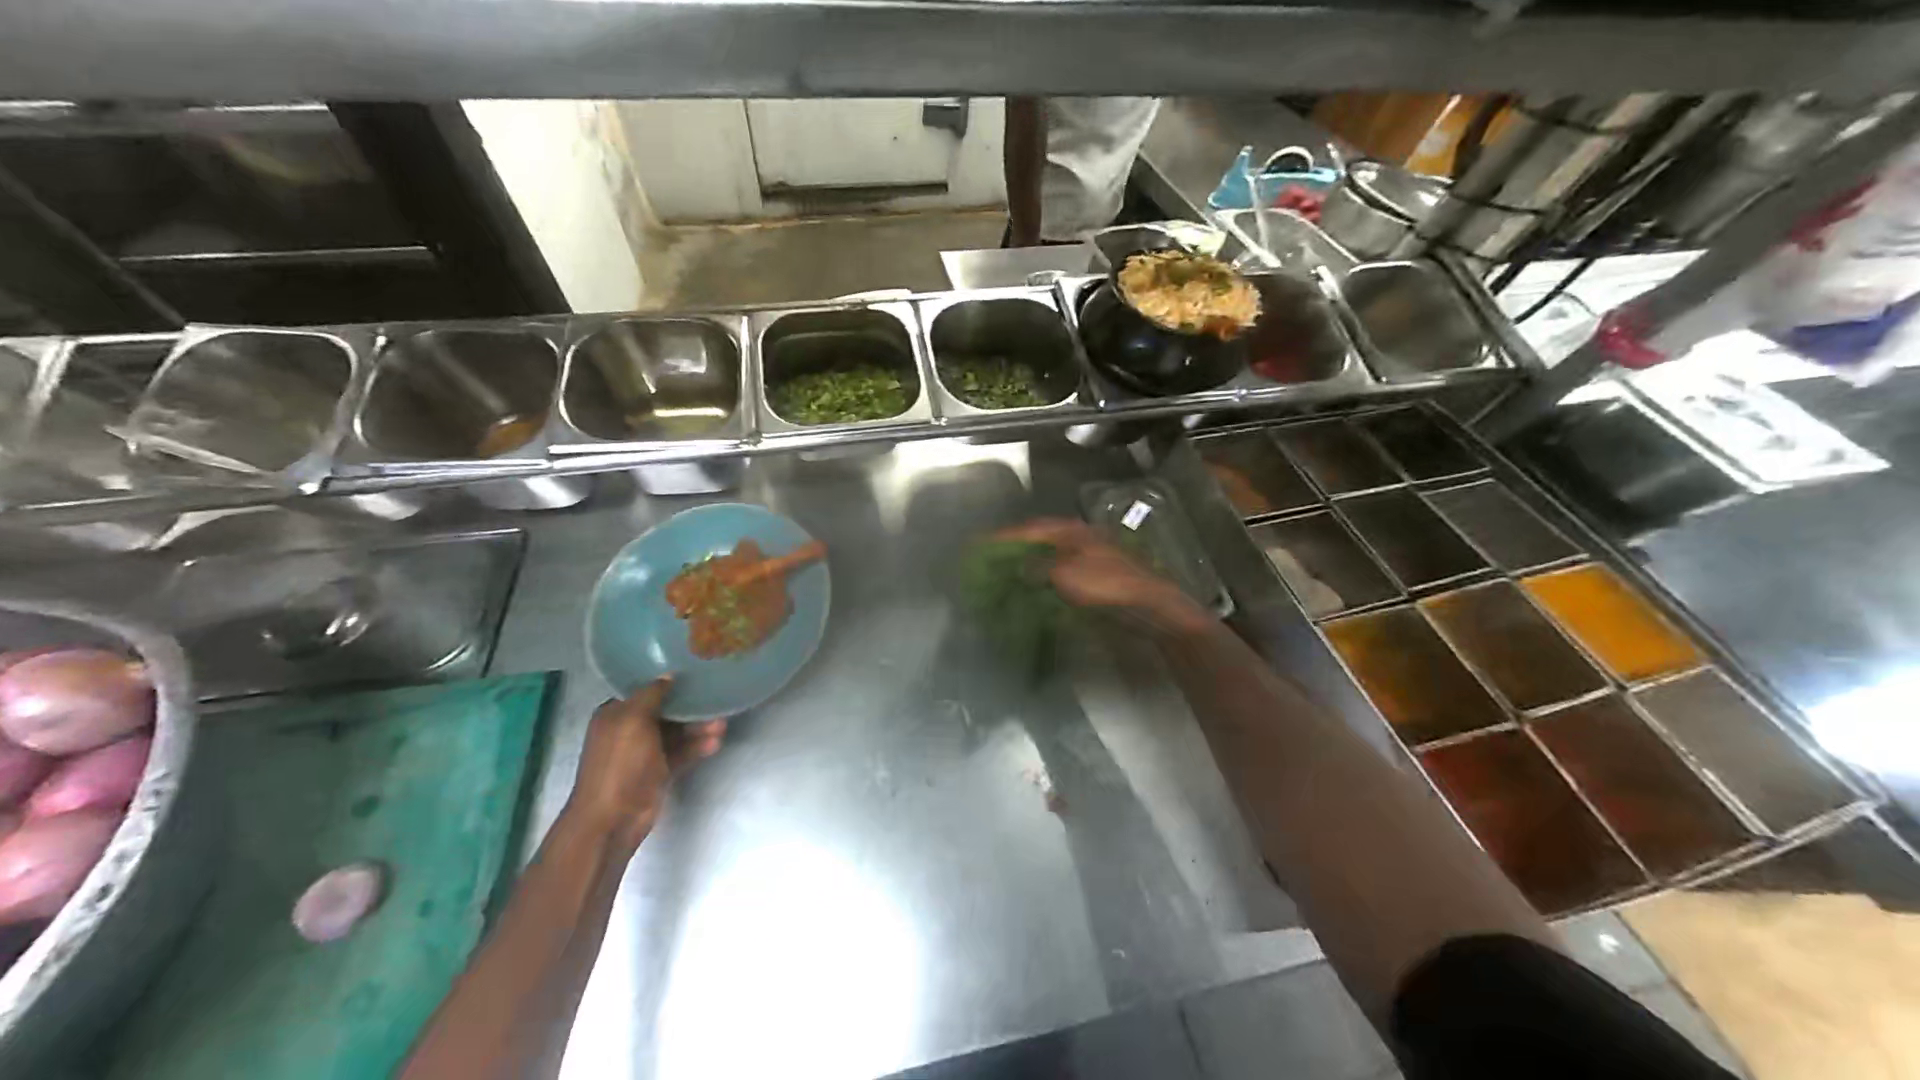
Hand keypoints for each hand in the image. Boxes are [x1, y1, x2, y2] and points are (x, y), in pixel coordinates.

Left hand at [566, 678, 724, 851]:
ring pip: (676, 733)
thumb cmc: (619, 764)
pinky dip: (697, 747)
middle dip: (690, 707)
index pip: (644, 691)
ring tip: (722, 725)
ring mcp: (644, 753)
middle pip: (665, 712)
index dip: (667, 682)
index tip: (695, 672)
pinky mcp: (658, 772)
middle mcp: (629, 730)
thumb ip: (651, 695)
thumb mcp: (633, 721)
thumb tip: (668, 674)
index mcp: (615, 714)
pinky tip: (716, 743)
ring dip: (698, 728)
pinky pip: (681, 753)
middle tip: (717, 700)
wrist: (612, 819)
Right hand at [992, 519, 1214, 636]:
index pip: (1028, 529)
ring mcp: (1087, 558)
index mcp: (1070, 531)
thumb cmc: (1107, 586)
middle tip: (989, 564)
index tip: (979, 545)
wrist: (1150, 607)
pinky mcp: (1093, 578)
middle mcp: (1078, 539)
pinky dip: (1043, 582)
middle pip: (1037, 541)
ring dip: (1028, 568)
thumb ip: (1037, 568)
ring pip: (1048, 559)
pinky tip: (1032, 594)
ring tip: (1004, 579)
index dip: (1003, 537)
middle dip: (1013, 551)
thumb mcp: (1064, 575)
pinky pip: (1058, 576)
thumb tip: (1018, 568)